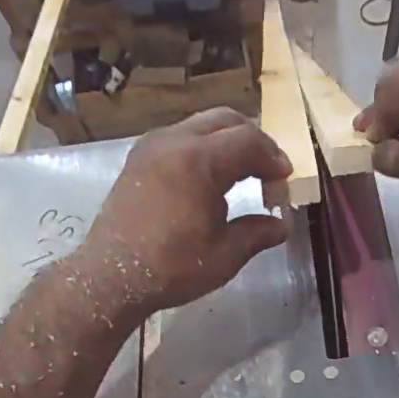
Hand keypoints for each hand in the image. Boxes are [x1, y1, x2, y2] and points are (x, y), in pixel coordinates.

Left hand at [78, 108, 292, 314]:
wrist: (112, 276)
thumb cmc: (173, 267)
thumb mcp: (227, 254)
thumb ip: (259, 231)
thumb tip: (282, 224)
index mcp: (198, 161)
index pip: (249, 141)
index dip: (274, 159)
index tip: (286, 181)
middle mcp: (173, 141)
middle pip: (227, 120)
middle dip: (256, 142)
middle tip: (271, 172)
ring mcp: (152, 146)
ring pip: (203, 124)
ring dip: (230, 143)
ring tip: (246, 175)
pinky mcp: (140, 157)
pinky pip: (182, 136)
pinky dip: (207, 148)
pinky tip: (214, 179)